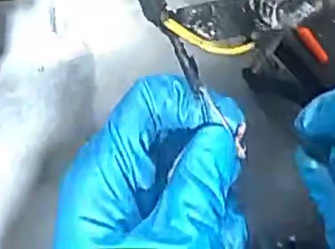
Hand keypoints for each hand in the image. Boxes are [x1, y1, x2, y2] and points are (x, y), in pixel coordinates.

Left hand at [54, 75, 247, 248]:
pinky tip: (214, 240)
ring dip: (213, 193)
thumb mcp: (170, 242)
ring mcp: (135, 209)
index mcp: (106, 170)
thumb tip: (218, 132)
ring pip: (187, 169)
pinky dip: (210, 219)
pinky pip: (189, 204)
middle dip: (208, 154)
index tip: (225, 125)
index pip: (150, 100)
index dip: (191, 104)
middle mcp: (117, 180)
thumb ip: (198, 182)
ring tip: (218, 226)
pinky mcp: (152, 233)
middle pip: (172, 131)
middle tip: (228, 178)